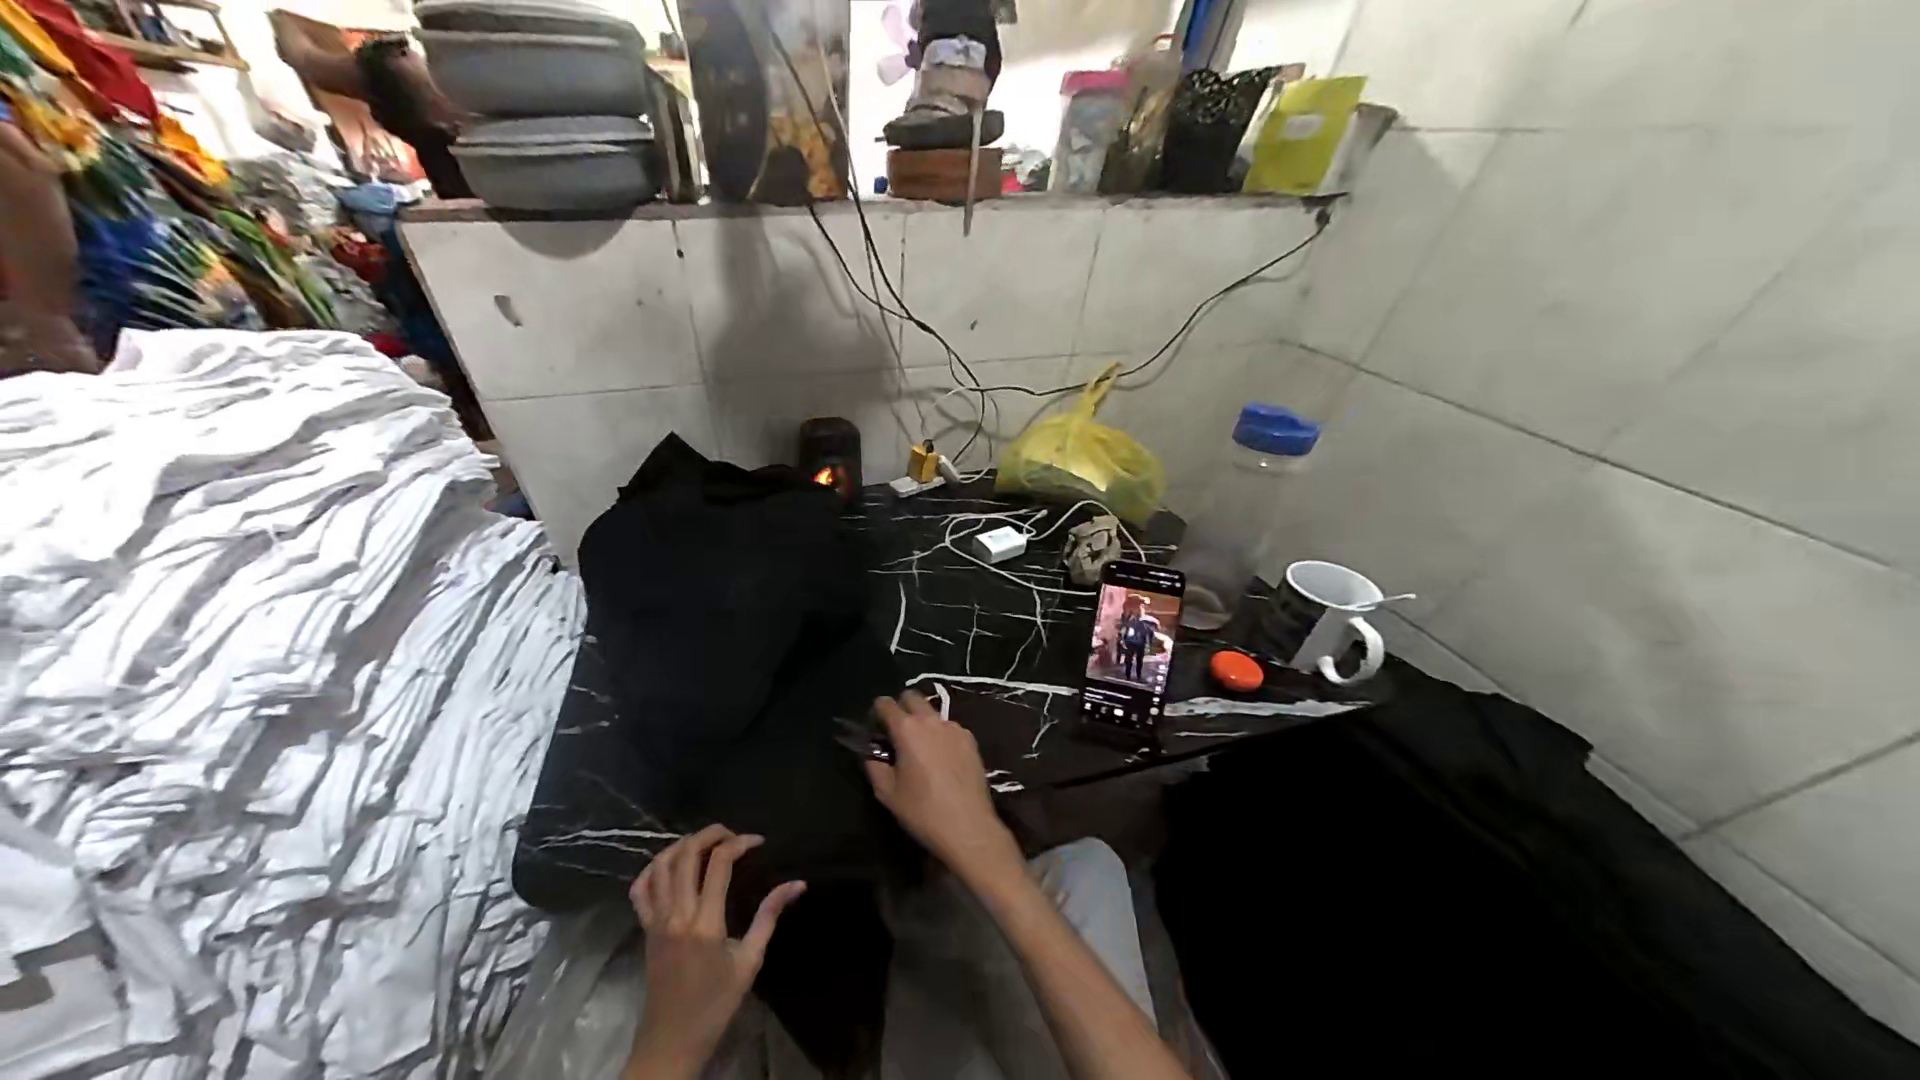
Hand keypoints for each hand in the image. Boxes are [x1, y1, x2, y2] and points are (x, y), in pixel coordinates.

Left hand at [625, 826, 805, 1077]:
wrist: (671, 1042)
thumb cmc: (716, 1004)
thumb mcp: (750, 961)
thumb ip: (770, 916)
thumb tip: (797, 883)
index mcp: (705, 923)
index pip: (719, 863)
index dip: (740, 843)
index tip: (758, 842)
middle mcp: (676, 915)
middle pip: (687, 854)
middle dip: (711, 834)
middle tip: (733, 834)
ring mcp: (655, 921)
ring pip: (660, 865)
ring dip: (683, 844)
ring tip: (706, 844)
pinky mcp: (644, 929)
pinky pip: (640, 889)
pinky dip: (653, 869)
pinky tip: (671, 865)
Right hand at [864, 692, 1023, 887]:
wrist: (968, 827)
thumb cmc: (923, 811)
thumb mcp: (887, 793)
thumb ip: (875, 767)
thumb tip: (873, 755)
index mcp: (907, 729)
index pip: (885, 704)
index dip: (877, 712)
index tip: (875, 728)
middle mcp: (932, 721)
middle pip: (912, 697)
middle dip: (901, 708)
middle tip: (896, 733)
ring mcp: (955, 728)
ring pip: (933, 712)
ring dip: (922, 721)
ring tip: (920, 748)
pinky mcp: (971, 740)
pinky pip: (950, 728)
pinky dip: (940, 734)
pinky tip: (941, 758)